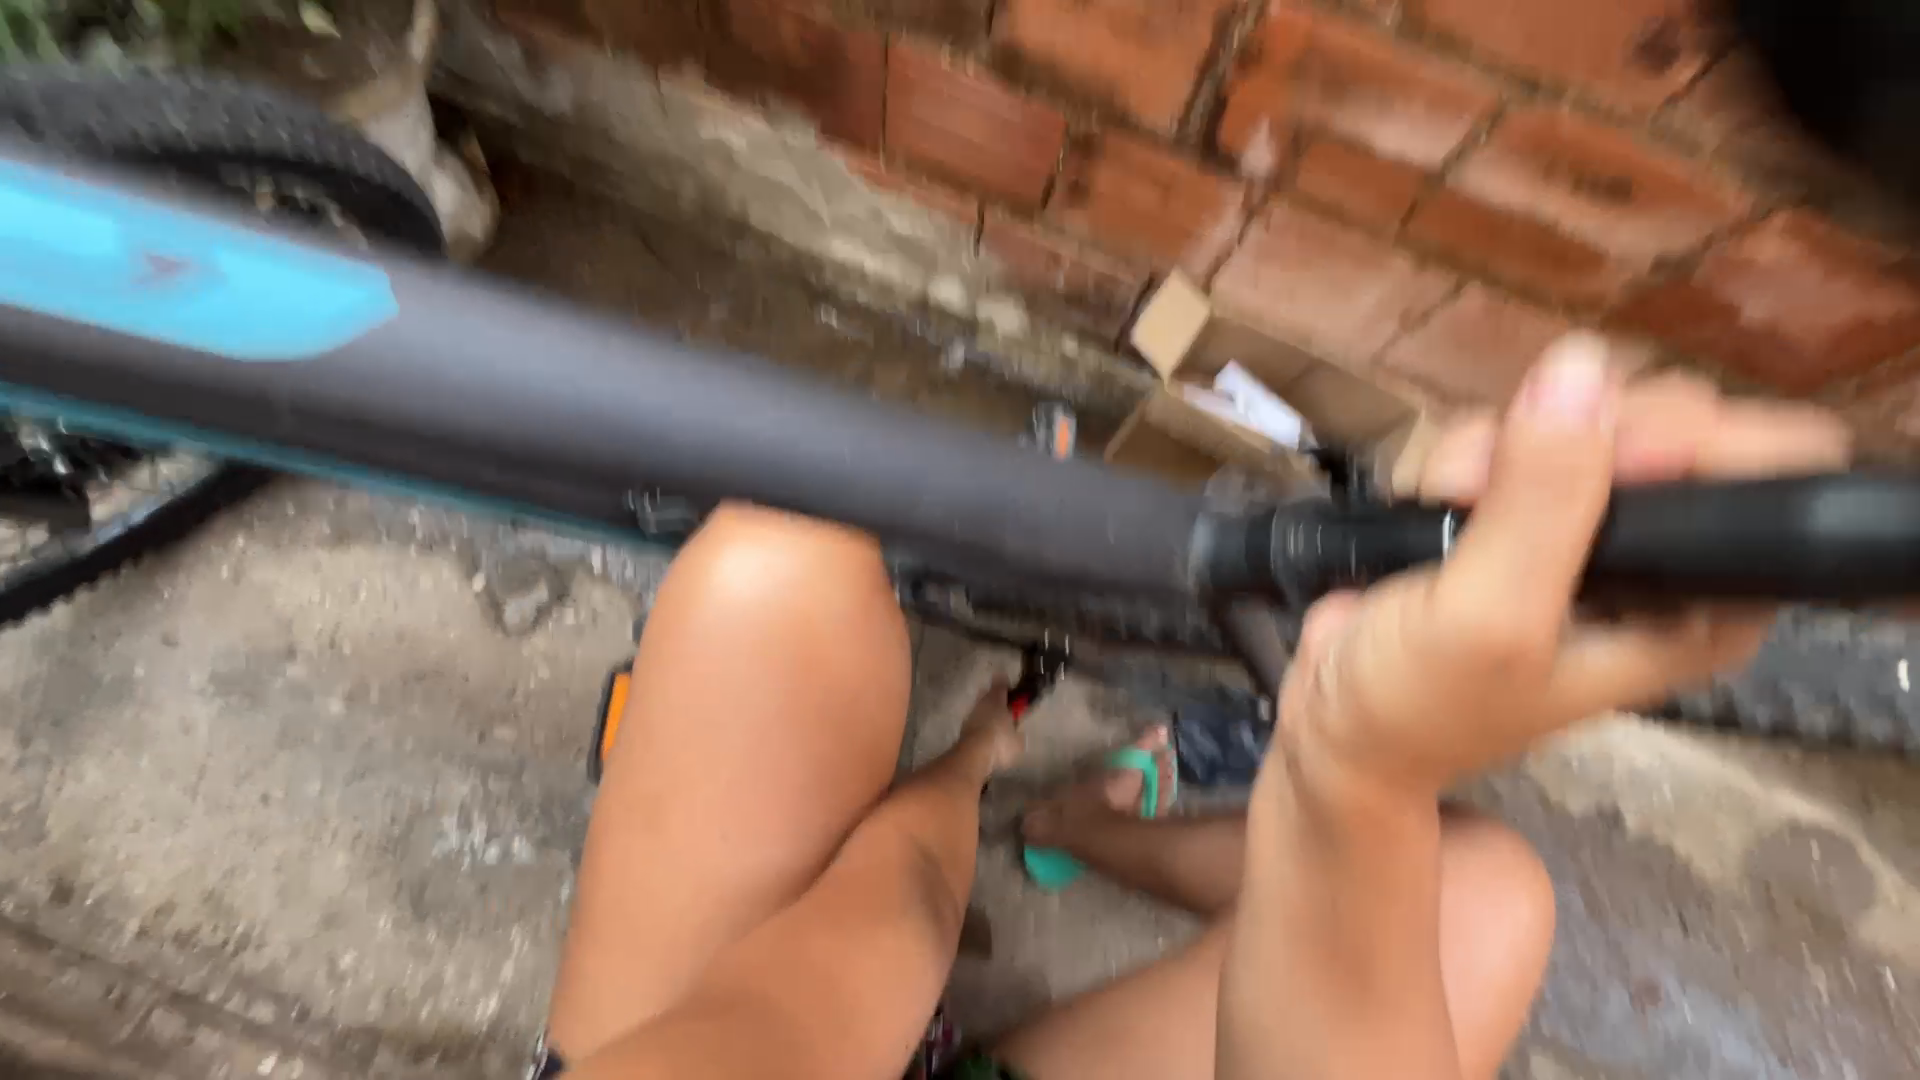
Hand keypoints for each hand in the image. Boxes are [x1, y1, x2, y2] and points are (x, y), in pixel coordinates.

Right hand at [1278, 334, 1851, 797]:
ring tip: (1440, 506)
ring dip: (1482, 451)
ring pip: (1558, 421)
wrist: (1335, 719)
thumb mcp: (1488, 616)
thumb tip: (1578, 366)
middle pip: (1656, 421)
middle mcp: (1645, 553)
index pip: (1764, 468)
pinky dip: (1445, 457)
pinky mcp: (1491, 510)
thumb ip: (1541, 502)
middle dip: (1565, 439)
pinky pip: (1491, 437)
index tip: (1606, 462)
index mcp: (1697, 599)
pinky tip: (1420, 502)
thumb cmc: (1419, 699)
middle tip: (1495, 486)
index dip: (1694, 443)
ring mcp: (1560, 526)